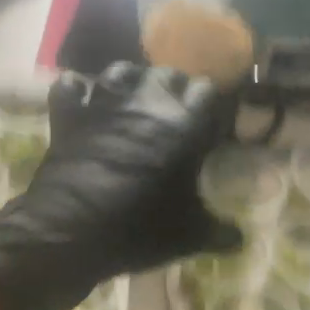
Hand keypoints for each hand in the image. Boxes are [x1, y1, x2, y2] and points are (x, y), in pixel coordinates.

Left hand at [0, 63, 238, 309]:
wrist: (73, 231)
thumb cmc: (140, 230)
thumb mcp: (190, 236)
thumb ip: (219, 232)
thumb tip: (240, 239)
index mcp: (185, 123)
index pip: (208, 91)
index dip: (210, 106)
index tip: (209, 125)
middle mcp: (147, 101)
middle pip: (168, 74)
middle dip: (175, 90)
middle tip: (175, 115)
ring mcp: (104, 102)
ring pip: (123, 71)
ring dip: (131, 83)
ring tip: (133, 103)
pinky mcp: (69, 113)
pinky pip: (72, 87)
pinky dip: (78, 92)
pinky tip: (83, 103)